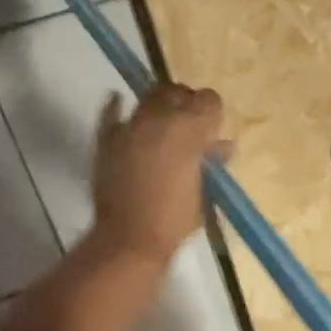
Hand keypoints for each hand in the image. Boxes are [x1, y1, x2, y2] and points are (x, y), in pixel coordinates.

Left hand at [89, 83, 228, 258]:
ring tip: (163, 125)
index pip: (209, 100)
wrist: (130, 239)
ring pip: (148, 98)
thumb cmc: (174, 221)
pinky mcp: (107, 137)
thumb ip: (211, 164)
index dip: (213, 114)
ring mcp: (130, 126)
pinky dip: (117, 106)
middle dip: (187, 103)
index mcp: (189, 131)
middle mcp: (159, 119)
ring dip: (159, 105)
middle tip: (190, 125)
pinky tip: (120, 103)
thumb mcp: (204, 194)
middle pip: (177, 92)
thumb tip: (223, 147)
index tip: (213, 131)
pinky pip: (111, 111)